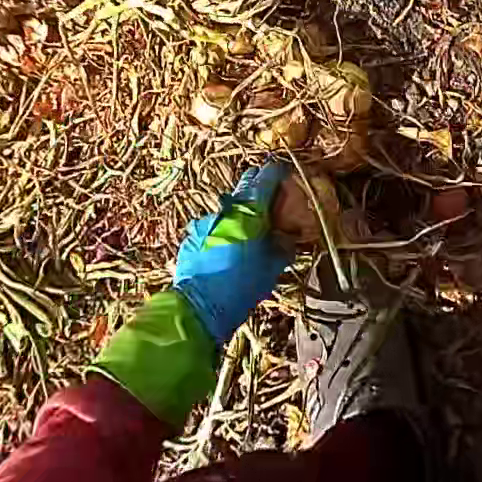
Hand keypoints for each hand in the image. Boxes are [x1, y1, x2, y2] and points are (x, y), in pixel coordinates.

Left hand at [172, 160, 293, 342]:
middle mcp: (228, 206)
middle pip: (247, 182)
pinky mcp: (193, 234)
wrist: (197, 310)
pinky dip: (226, 227)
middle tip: (273, 196)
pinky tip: (230, 246)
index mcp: (251, 209)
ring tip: (252, 227)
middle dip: (260, 184)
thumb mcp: (273, 267)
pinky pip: (215, 222)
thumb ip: (284, 245)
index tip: (288, 173)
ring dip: (242, 209)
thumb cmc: (242, 285)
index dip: (280, 171)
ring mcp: (207, 219)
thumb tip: (289, 235)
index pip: (268, 175)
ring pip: (230, 204)